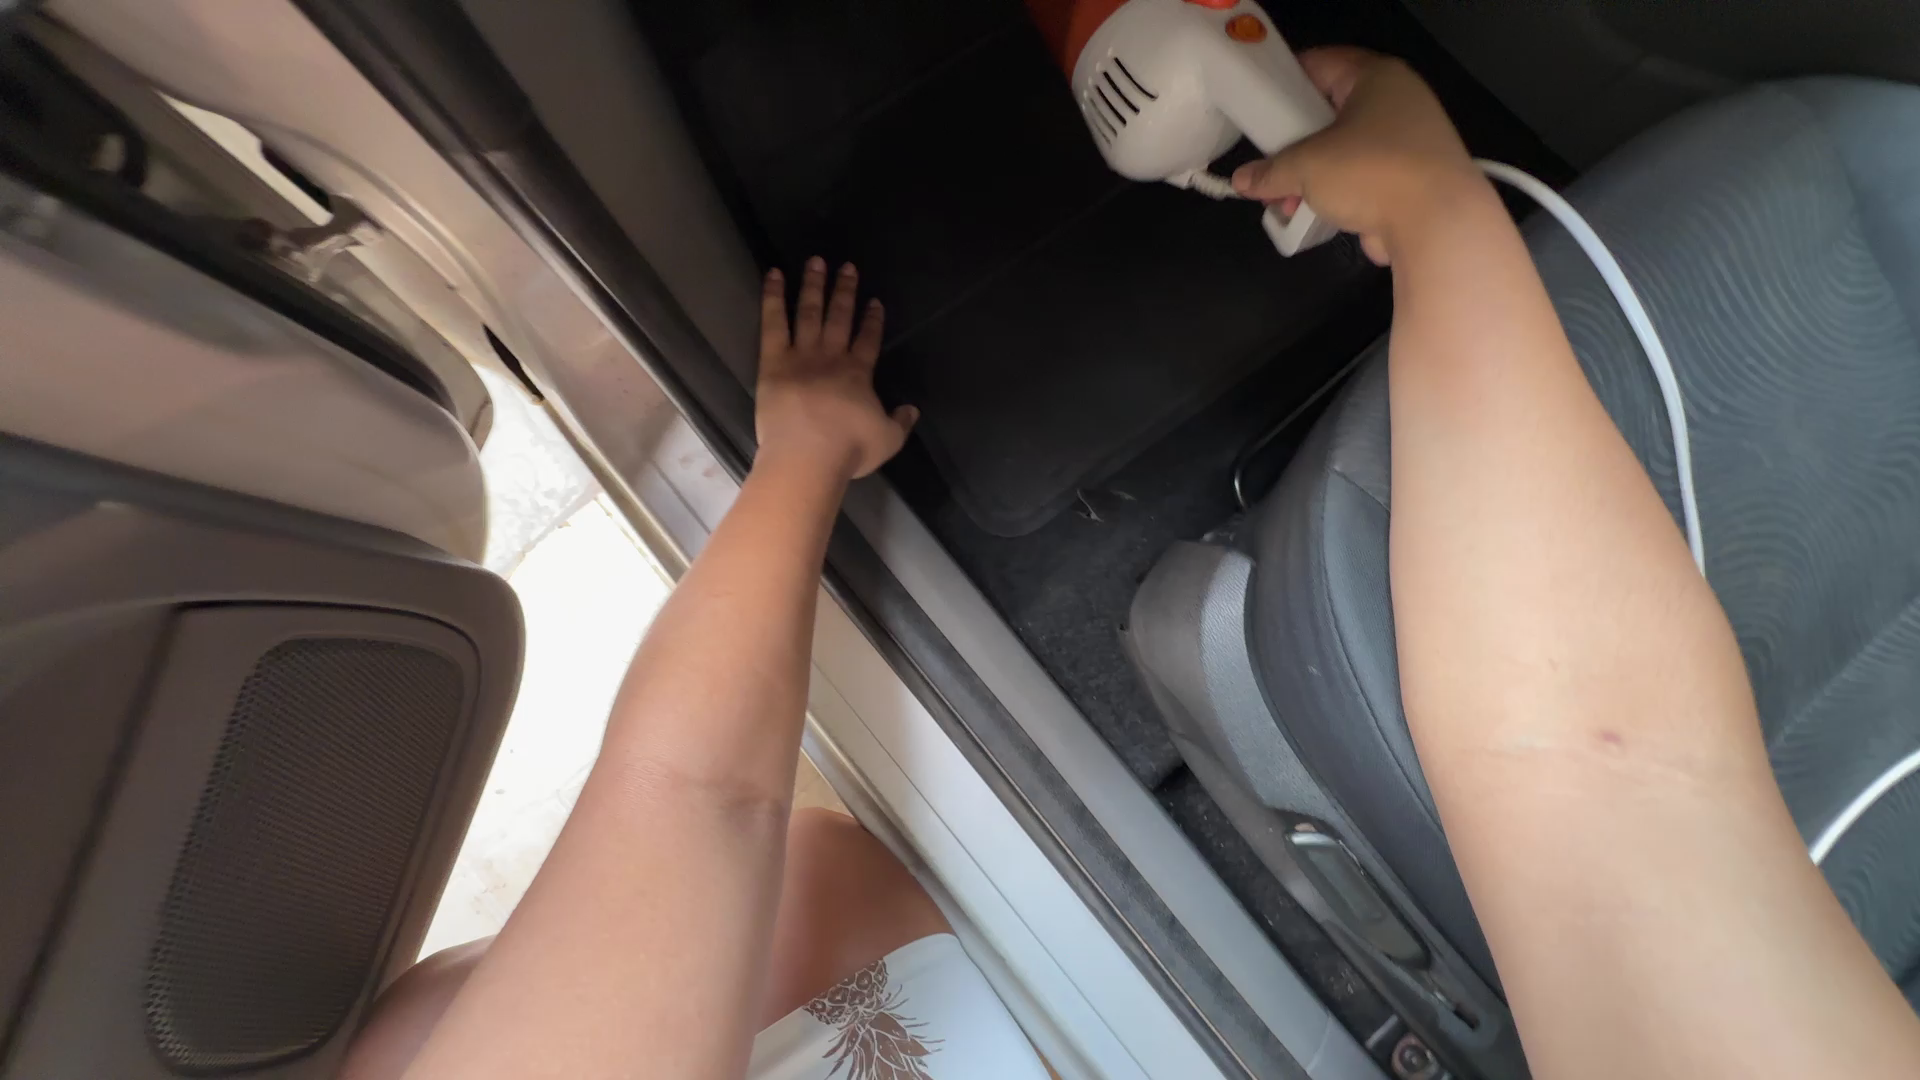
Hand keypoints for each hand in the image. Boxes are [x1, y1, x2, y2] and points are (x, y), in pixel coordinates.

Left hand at [755, 257, 916, 479]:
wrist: (808, 455)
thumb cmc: (849, 450)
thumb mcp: (889, 440)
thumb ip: (900, 422)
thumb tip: (912, 410)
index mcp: (859, 374)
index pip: (868, 339)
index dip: (873, 320)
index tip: (874, 302)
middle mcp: (832, 357)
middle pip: (840, 317)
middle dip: (845, 291)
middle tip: (847, 267)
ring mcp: (802, 356)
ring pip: (810, 312)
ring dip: (814, 286)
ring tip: (816, 262)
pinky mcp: (774, 361)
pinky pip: (774, 323)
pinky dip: (774, 297)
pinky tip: (775, 275)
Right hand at [1231, 47, 1486, 264]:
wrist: (1433, 220)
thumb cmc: (1371, 172)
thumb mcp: (1306, 167)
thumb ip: (1269, 172)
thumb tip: (1243, 180)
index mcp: (1375, 78)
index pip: (1322, 64)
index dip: (1286, 81)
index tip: (1258, 105)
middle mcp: (1394, 101)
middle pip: (1327, 114)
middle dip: (1292, 145)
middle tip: (1267, 167)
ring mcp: (1403, 141)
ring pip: (1339, 151)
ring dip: (1306, 177)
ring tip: (1284, 203)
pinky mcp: (1404, 178)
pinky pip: (1355, 178)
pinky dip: (1330, 193)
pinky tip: (1310, 214)